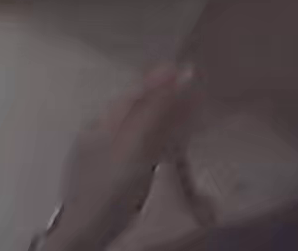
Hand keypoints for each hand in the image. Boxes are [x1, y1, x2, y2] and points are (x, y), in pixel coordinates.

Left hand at [42, 65, 194, 250]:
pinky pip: (158, 136)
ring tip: (201, 107)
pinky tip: (188, 131)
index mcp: (106, 118)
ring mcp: (121, 148)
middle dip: (177, 94)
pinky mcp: (132, 164)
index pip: (143, 87)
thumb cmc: (112, 178)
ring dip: (179, 111)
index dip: (169, 76)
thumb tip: (189, 67)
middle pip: (150, 102)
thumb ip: (161, 103)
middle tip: (203, 89)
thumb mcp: (138, 136)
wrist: (94, 229)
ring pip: (156, 119)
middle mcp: (111, 128)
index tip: (197, 70)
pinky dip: (174, 130)